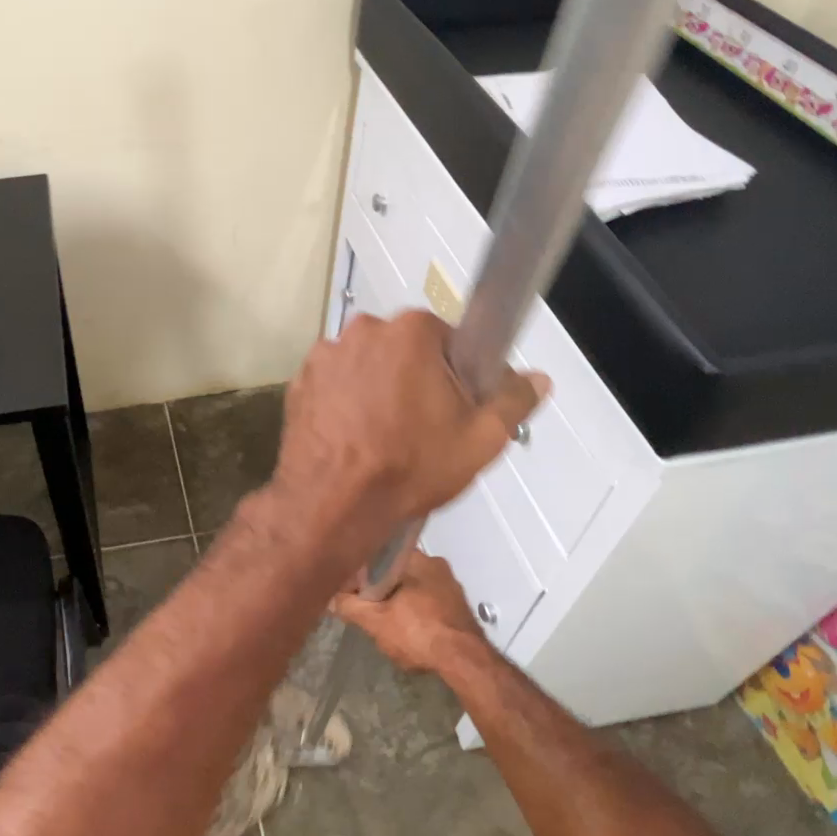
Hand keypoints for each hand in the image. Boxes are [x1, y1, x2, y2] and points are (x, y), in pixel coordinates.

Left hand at [273, 310, 548, 537]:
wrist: (333, 504)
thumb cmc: (410, 467)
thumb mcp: (481, 440)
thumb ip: (513, 401)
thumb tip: (538, 378)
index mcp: (411, 331)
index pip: (446, 338)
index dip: (455, 373)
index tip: (453, 407)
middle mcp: (362, 331)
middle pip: (401, 349)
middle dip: (414, 378)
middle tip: (421, 426)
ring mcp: (324, 357)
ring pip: (365, 366)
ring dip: (376, 389)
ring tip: (383, 436)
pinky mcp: (298, 384)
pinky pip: (333, 386)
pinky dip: (343, 403)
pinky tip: (352, 437)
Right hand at [331, 552, 490, 675]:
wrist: (464, 660)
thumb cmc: (417, 632)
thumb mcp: (374, 621)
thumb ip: (349, 606)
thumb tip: (332, 598)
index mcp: (414, 558)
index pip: (378, 556)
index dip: (360, 573)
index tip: (351, 592)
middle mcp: (435, 563)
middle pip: (396, 572)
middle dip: (381, 589)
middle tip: (367, 610)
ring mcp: (451, 584)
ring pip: (414, 587)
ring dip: (399, 601)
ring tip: (387, 623)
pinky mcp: (460, 604)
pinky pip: (429, 601)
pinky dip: (417, 611)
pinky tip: (410, 630)